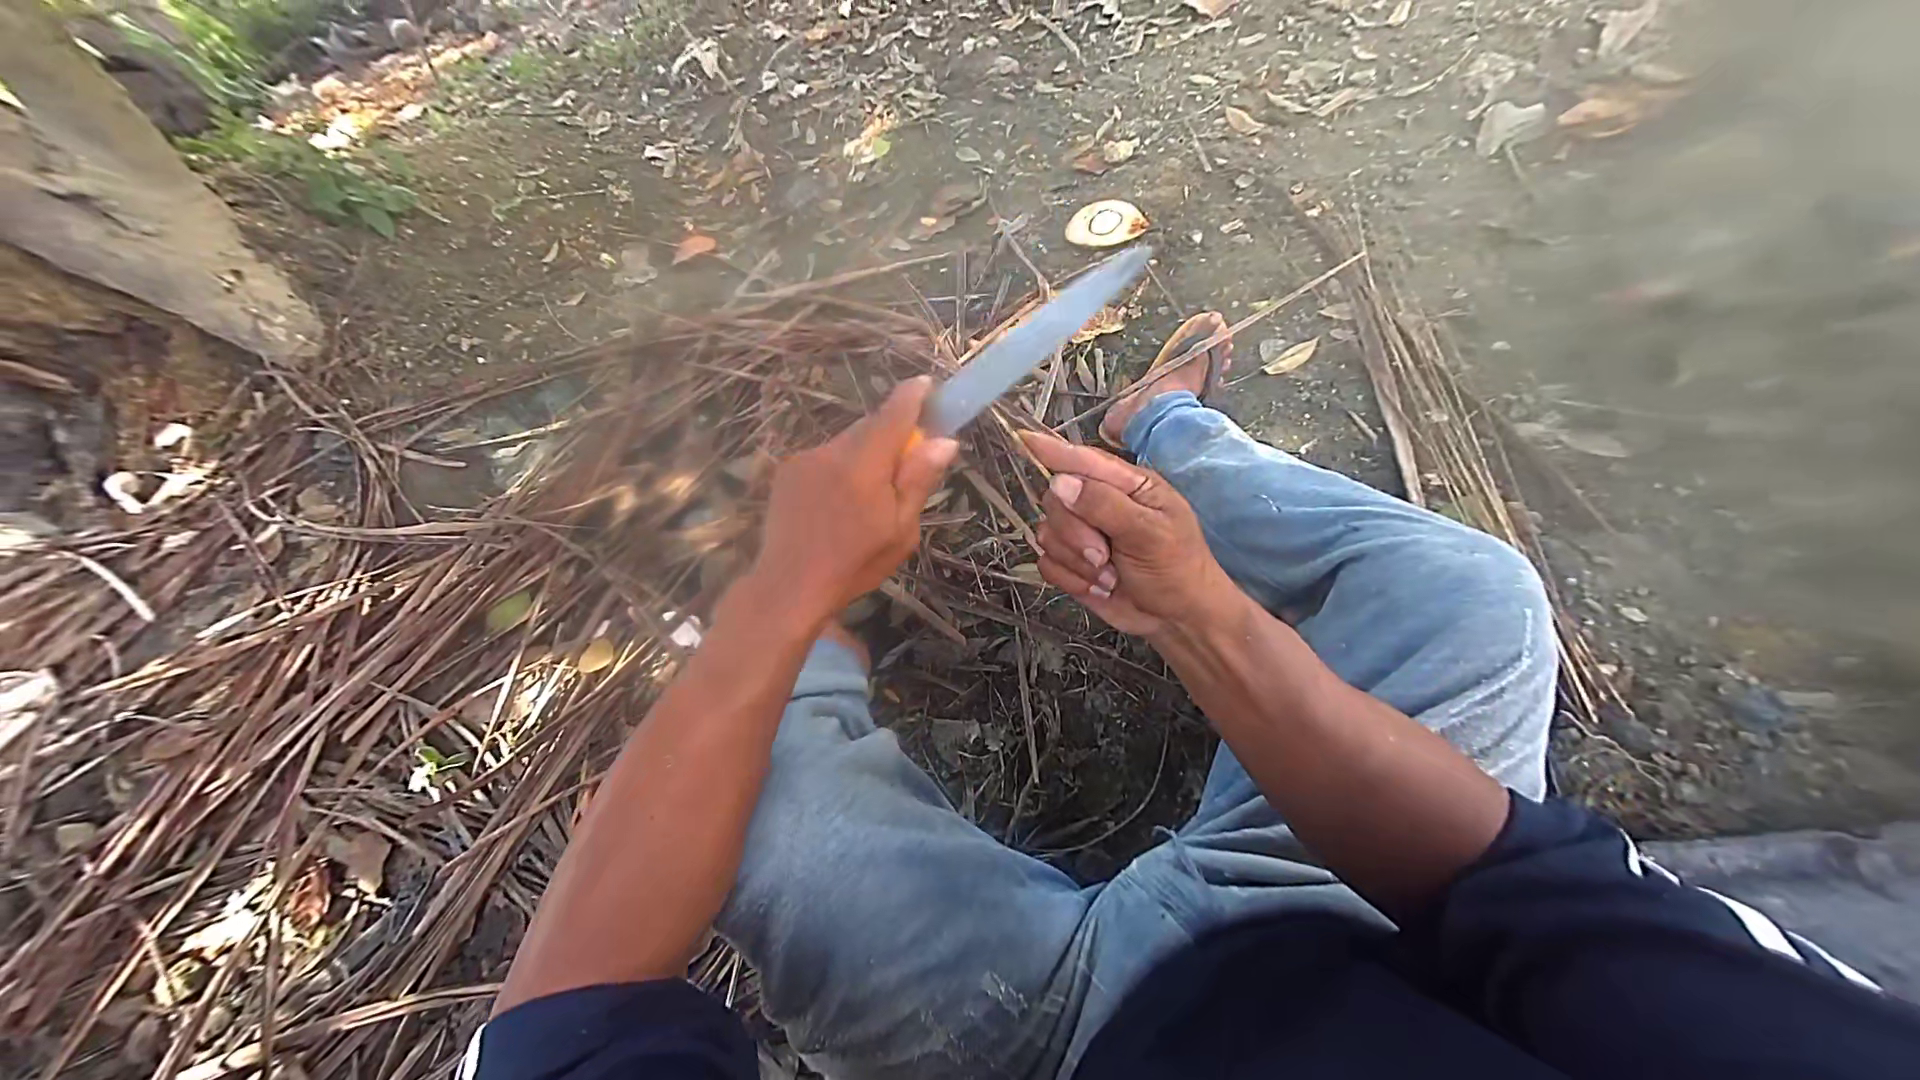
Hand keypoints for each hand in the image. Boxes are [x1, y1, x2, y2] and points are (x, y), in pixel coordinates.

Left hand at [751, 377, 958, 623]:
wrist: (789, 585)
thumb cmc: (854, 564)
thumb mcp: (900, 530)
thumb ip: (918, 480)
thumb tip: (945, 441)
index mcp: (864, 465)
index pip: (894, 414)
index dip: (913, 397)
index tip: (928, 386)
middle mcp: (832, 451)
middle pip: (870, 427)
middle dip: (891, 436)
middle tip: (905, 465)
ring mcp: (805, 459)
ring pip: (847, 443)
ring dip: (864, 455)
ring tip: (867, 496)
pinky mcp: (787, 471)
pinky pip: (825, 457)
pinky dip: (840, 467)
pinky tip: (837, 503)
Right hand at [1019, 430, 1235, 636]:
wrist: (1177, 620)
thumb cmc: (1177, 570)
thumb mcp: (1150, 533)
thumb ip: (1104, 505)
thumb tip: (1060, 483)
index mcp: (1127, 484)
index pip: (1082, 460)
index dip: (1051, 450)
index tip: (1025, 440)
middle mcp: (1099, 503)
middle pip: (1056, 500)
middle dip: (1076, 534)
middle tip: (1104, 555)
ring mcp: (1082, 534)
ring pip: (1047, 533)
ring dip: (1076, 562)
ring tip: (1110, 576)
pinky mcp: (1071, 563)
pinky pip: (1046, 562)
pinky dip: (1071, 579)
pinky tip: (1098, 587)